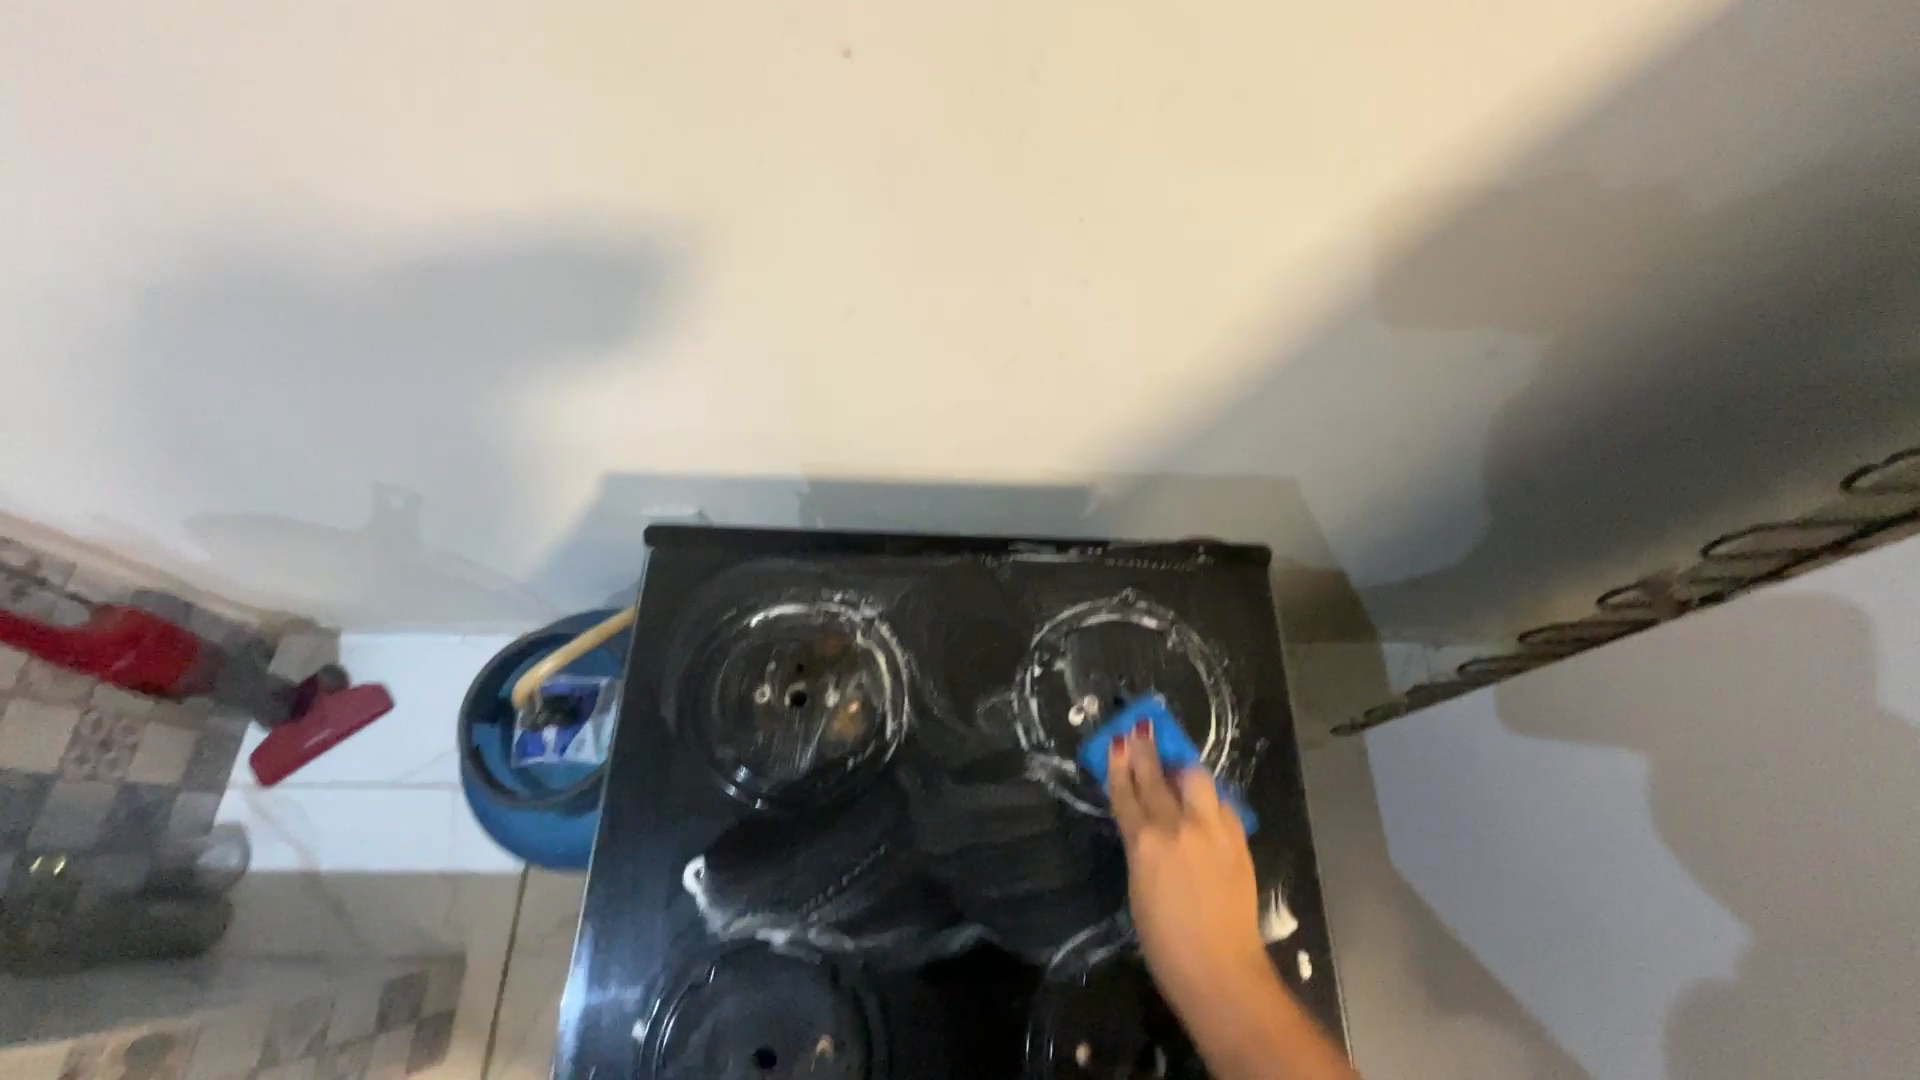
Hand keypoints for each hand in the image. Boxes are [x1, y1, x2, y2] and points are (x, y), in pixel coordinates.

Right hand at [1106, 723, 1268, 1004]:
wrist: (1220, 969)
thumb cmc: (1165, 941)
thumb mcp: (1138, 886)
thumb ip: (1140, 846)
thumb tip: (1144, 823)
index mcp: (1145, 842)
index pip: (1127, 791)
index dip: (1119, 764)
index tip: (1117, 741)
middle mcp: (1178, 826)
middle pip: (1157, 776)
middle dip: (1146, 752)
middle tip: (1141, 731)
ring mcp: (1212, 830)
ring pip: (1196, 779)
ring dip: (1183, 770)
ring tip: (1177, 768)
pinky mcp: (1238, 840)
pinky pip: (1221, 804)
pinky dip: (1210, 800)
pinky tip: (1206, 805)